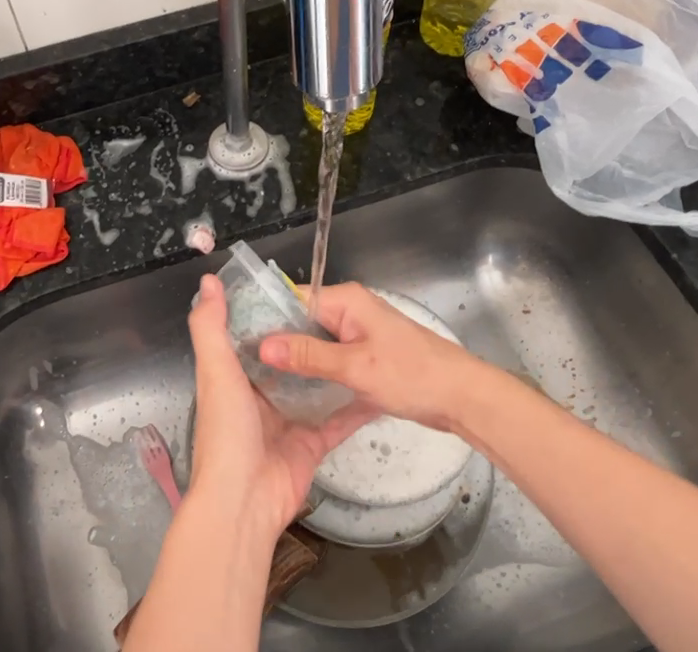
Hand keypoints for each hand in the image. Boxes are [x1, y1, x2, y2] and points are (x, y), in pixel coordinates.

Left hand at [185, 274, 372, 536]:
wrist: (243, 501)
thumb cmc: (227, 431)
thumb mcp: (215, 371)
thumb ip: (211, 327)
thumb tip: (210, 282)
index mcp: (235, 378)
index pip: (256, 339)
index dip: (273, 316)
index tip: (300, 291)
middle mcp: (261, 398)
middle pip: (290, 362)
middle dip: (311, 342)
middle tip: (343, 315)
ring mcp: (288, 422)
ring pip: (317, 389)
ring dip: (336, 370)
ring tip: (365, 342)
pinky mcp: (313, 444)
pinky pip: (338, 421)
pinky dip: (356, 407)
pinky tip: (378, 387)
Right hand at [260, 282, 487, 432]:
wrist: (462, 398)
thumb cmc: (412, 375)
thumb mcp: (356, 367)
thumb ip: (309, 357)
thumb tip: (263, 345)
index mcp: (345, 301)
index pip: (291, 299)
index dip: (264, 318)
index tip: (235, 341)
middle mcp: (348, 312)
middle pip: (300, 323)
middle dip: (275, 343)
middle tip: (242, 369)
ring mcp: (356, 336)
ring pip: (313, 345)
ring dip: (295, 362)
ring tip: (259, 383)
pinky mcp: (364, 359)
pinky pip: (329, 361)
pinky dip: (314, 374)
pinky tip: (292, 395)